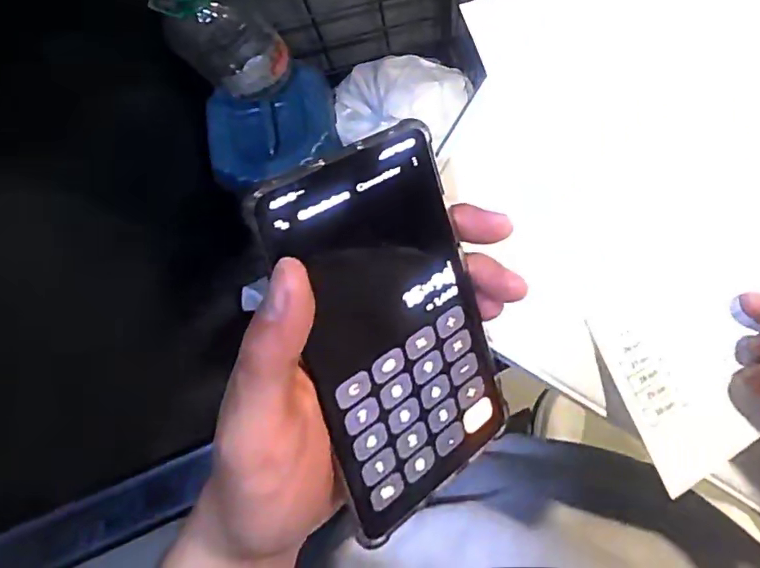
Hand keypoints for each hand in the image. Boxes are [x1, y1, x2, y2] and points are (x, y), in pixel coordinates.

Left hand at [165, 204, 526, 566]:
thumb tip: (292, 270)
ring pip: (440, 305)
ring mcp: (384, 351)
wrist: (265, 535)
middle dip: (472, 262)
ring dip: (479, 294)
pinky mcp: (403, 385)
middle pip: (423, 270)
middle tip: (508, 280)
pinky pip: (443, 351)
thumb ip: (269, 350)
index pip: (378, 247)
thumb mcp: (251, 411)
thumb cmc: (252, 468)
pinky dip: (470, 339)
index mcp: (324, 308)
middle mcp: (358, 317)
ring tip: (507, 301)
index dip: (429, 225)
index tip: (474, 223)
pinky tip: (488, 341)